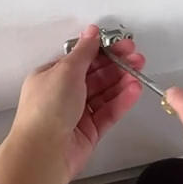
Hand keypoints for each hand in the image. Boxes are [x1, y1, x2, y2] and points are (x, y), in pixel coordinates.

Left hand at [10, 25, 145, 179]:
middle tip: (136, 57)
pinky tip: (134, 90)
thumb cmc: (46, 110)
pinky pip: (109, 111)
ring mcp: (77, 113)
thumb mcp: (66, 71)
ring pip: (104, 93)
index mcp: (51, 76)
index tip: (121, 44)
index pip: (81, 59)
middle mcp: (63, 94)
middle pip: (95, 75)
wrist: (43, 152)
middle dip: (117, 64)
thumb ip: (84, 51)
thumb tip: (91, 32)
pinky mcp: (90, 131)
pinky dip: (122, 100)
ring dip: (122, 81)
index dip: (102, 50)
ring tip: (139, 71)